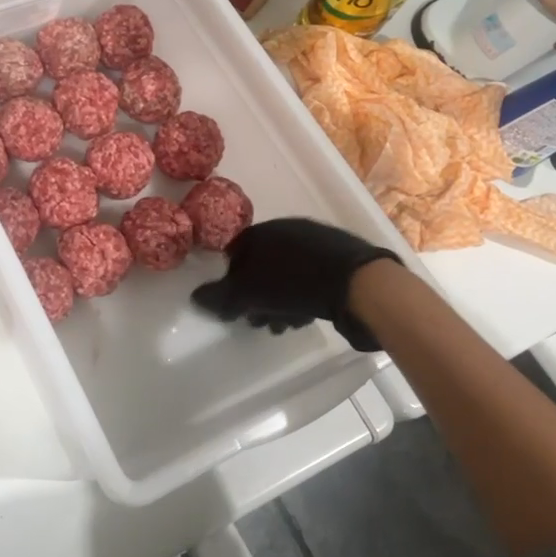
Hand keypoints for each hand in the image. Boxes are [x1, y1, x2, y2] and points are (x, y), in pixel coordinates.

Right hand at [190, 218, 399, 350]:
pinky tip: (305, 317)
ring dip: (279, 300)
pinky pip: (310, 278)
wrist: (360, 284)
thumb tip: (195, 298)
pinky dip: (302, 296)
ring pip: (286, 274)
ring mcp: (317, 243)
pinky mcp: (341, 259)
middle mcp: (288, 230)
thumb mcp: (249, 293)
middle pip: (261, 265)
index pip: (234, 254)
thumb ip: (220, 297)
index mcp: (262, 231)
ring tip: (282, 326)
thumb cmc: (294, 283)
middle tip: (256, 320)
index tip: (233, 307)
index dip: (229, 282)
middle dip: (256, 295)